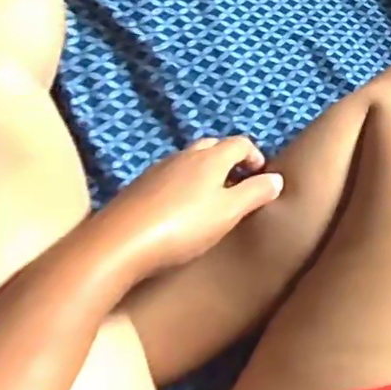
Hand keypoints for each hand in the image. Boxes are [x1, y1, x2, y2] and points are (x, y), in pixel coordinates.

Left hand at [94, 136, 283, 280]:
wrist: (113, 246)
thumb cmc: (181, 227)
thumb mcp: (228, 213)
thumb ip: (255, 193)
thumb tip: (276, 179)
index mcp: (211, 157)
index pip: (240, 142)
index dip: (254, 155)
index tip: (261, 175)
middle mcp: (185, 156)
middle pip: (213, 147)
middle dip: (228, 160)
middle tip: (236, 184)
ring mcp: (157, 171)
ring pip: (188, 162)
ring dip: (203, 174)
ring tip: (208, 200)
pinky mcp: (135, 189)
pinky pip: (168, 178)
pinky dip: (181, 186)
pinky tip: (177, 213)